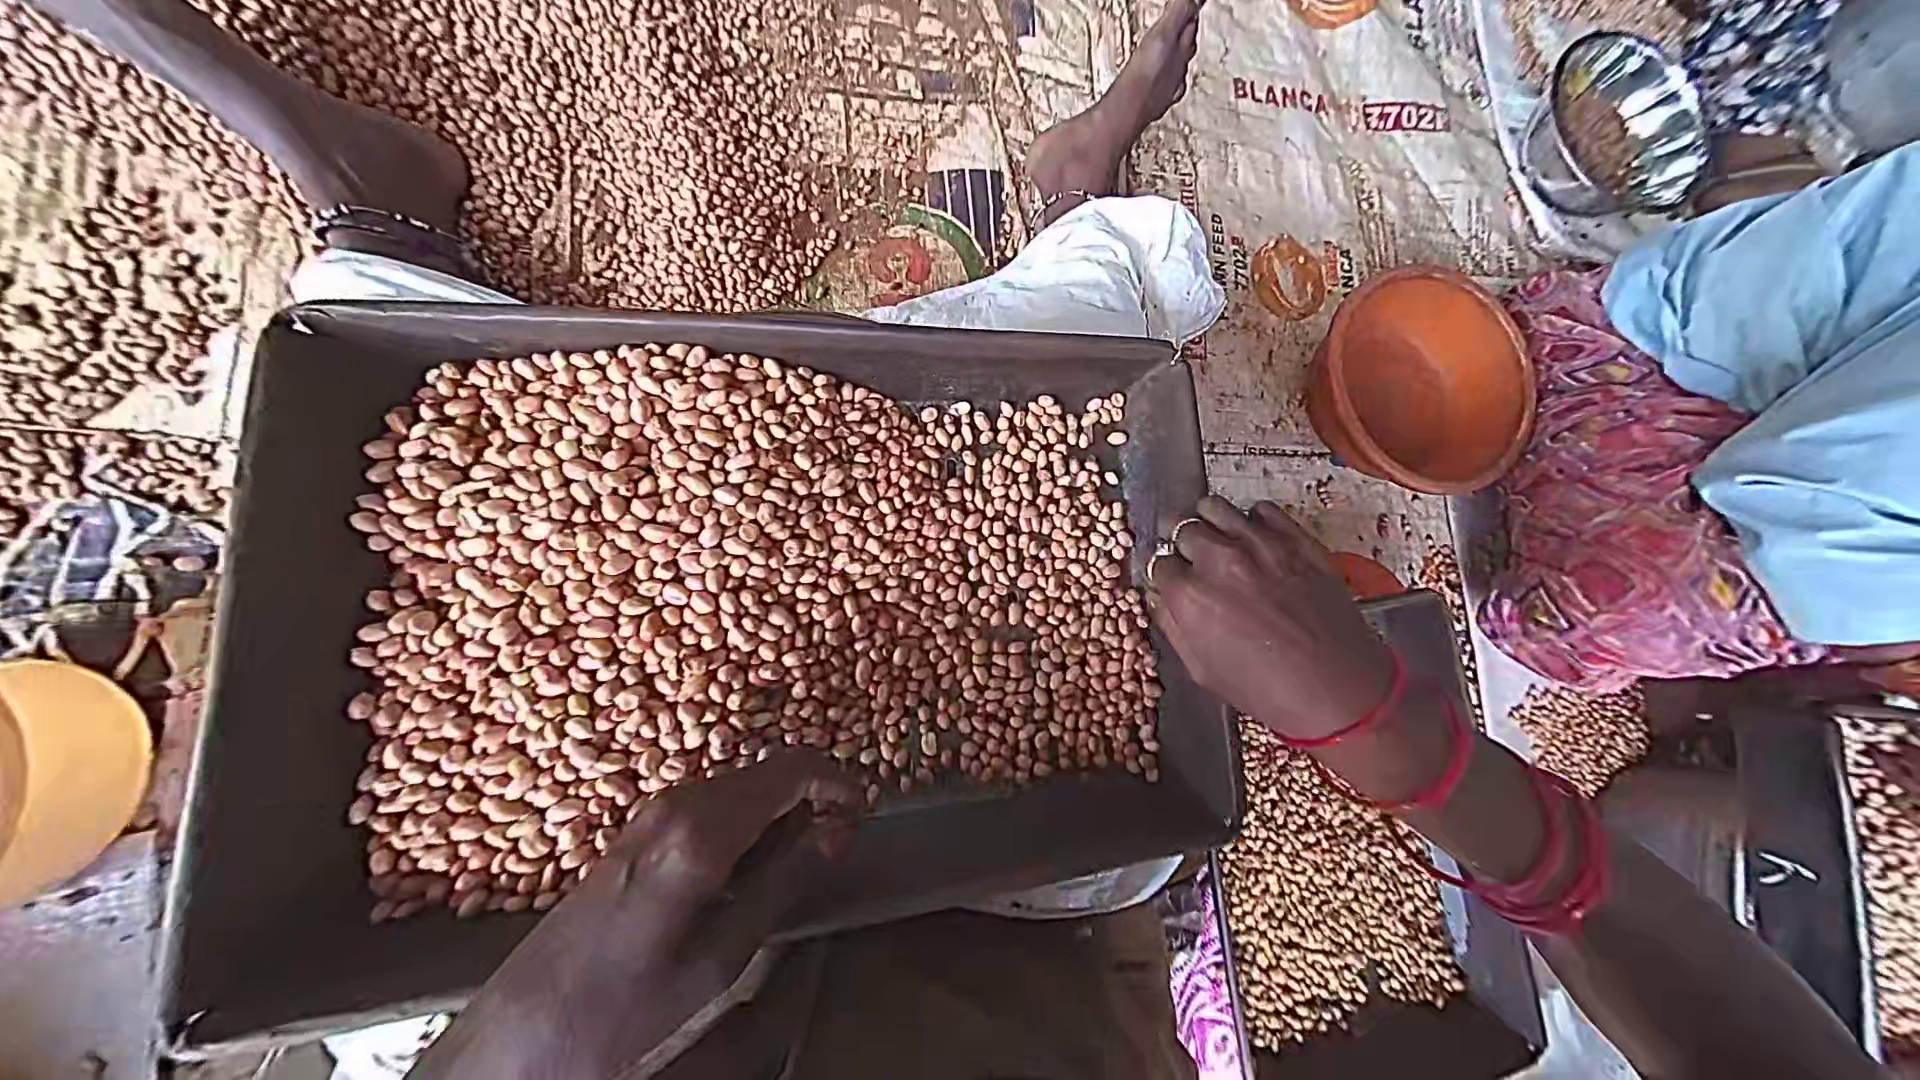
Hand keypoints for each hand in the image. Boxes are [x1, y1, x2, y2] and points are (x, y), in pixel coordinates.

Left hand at [413, 753, 860, 1079]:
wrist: (517, 1034)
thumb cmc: (625, 1006)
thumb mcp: (721, 957)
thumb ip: (786, 880)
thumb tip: (840, 829)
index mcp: (703, 828)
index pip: (793, 768)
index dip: (839, 781)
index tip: (865, 811)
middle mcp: (681, 802)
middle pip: (772, 770)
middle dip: (815, 796)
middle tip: (837, 846)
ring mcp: (658, 810)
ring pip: (747, 785)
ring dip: (784, 812)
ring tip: (798, 866)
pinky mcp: (647, 825)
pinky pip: (719, 804)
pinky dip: (752, 822)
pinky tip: (750, 872)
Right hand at [1147, 496, 1393, 740]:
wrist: (1338, 692)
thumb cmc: (1269, 689)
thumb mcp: (1200, 668)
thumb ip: (1172, 625)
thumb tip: (1161, 600)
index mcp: (1190, 595)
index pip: (1159, 562)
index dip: (1165, 573)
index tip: (1173, 580)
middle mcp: (1220, 561)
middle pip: (1181, 527)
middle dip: (1180, 543)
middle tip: (1189, 557)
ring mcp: (1261, 546)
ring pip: (1214, 507)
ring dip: (1208, 522)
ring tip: (1215, 539)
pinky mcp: (1297, 541)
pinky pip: (1262, 510)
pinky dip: (1251, 520)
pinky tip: (1253, 540)